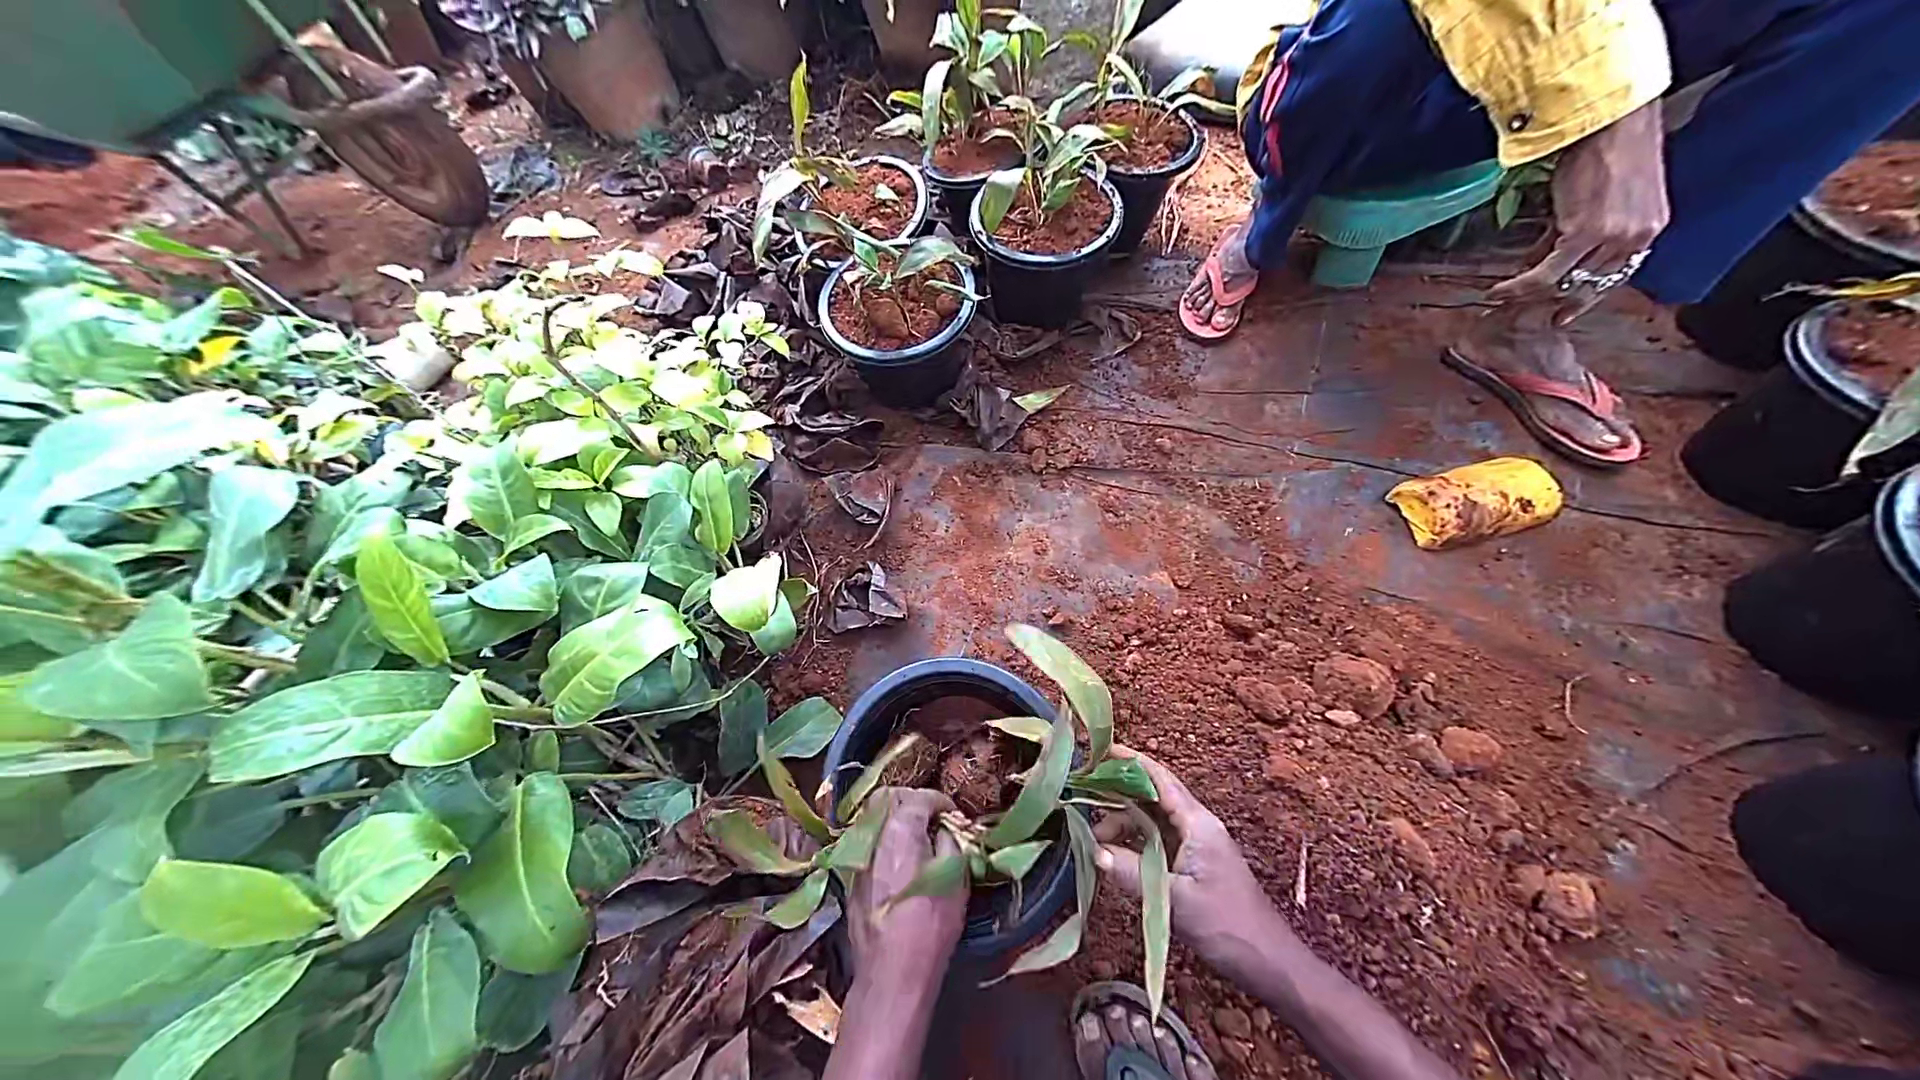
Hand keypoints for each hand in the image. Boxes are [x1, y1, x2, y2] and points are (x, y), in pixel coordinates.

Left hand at [845, 788, 967, 986]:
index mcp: (900, 827)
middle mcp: (872, 834)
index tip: (953, 816)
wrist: (892, 971)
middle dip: (912, 801)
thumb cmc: (930, 921)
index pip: (920, 796)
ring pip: (872, 819)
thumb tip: (944, 828)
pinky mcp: (851, 879)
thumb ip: (950, 840)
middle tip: (933, 818)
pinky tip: (898, 860)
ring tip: (915, 837)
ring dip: (894, 819)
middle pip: (888, 797)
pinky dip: (883, 841)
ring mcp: (857, 857)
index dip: (941, 802)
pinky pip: (867, 844)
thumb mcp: (956, 875)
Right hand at [1094, 746, 1293, 972]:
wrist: (1267, 962)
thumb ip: (1132, 873)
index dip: (1131, 762)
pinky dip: (1133, 842)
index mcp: (1197, 824)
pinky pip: (1156, 840)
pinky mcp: (1191, 863)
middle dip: (1118, 795)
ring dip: (1123, 823)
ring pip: (1151, 820)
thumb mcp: (1174, 899)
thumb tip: (1094, 851)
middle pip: (1152, 796)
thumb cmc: (1226, 924)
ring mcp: (1194, 844)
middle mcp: (1196, 826)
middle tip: (1085, 797)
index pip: (1160, 780)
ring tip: (1095, 840)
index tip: (1102, 751)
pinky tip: (1114, 854)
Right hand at [1489, 101, 1669, 324]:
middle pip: (1590, 284)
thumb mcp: (1605, 196)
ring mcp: (1614, 236)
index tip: (1565, 312)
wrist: (1612, 120)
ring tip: (1504, 297)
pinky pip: (1546, 273)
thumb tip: (1548, 254)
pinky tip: (1500, 289)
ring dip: (1529, 294)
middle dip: (1559, 302)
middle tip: (1536, 315)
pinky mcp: (1586, 234)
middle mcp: (1638, 235)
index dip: (1586, 296)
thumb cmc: (1611, 146)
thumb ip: (1585, 229)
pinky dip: (1519, 285)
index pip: (1614, 273)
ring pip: (1564, 283)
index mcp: (1650, 226)